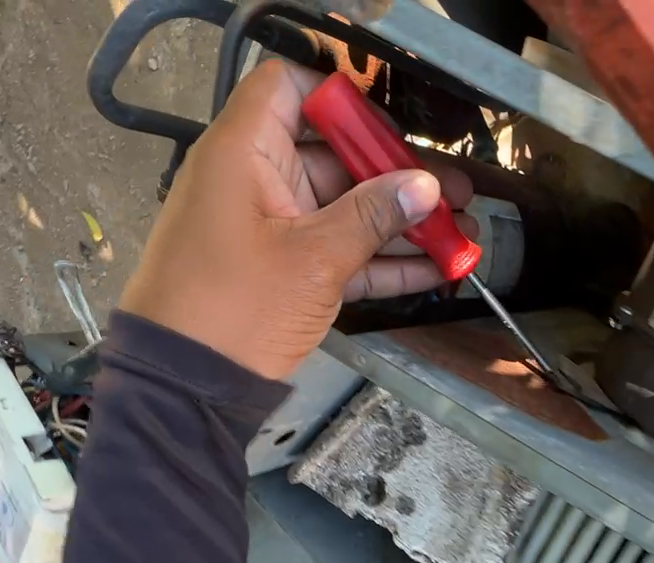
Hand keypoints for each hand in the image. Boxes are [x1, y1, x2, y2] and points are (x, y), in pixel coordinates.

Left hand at [120, 60, 474, 380]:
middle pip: (337, 157)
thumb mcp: (313, 258)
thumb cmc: (237, 306)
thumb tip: (425, 188)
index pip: (291, 89)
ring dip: (404, 225)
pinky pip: (345, 255)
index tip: (392, 132)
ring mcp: (279, 230)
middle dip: (400, 176)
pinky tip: (437, 270)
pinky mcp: (292, 273)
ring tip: (462, 233)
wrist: (191, 381)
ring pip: (349, 212)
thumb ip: (372, 218)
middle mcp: (262, 181)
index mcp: (247, 152)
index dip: (344, 101)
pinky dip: (385, 263)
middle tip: (455, 192)